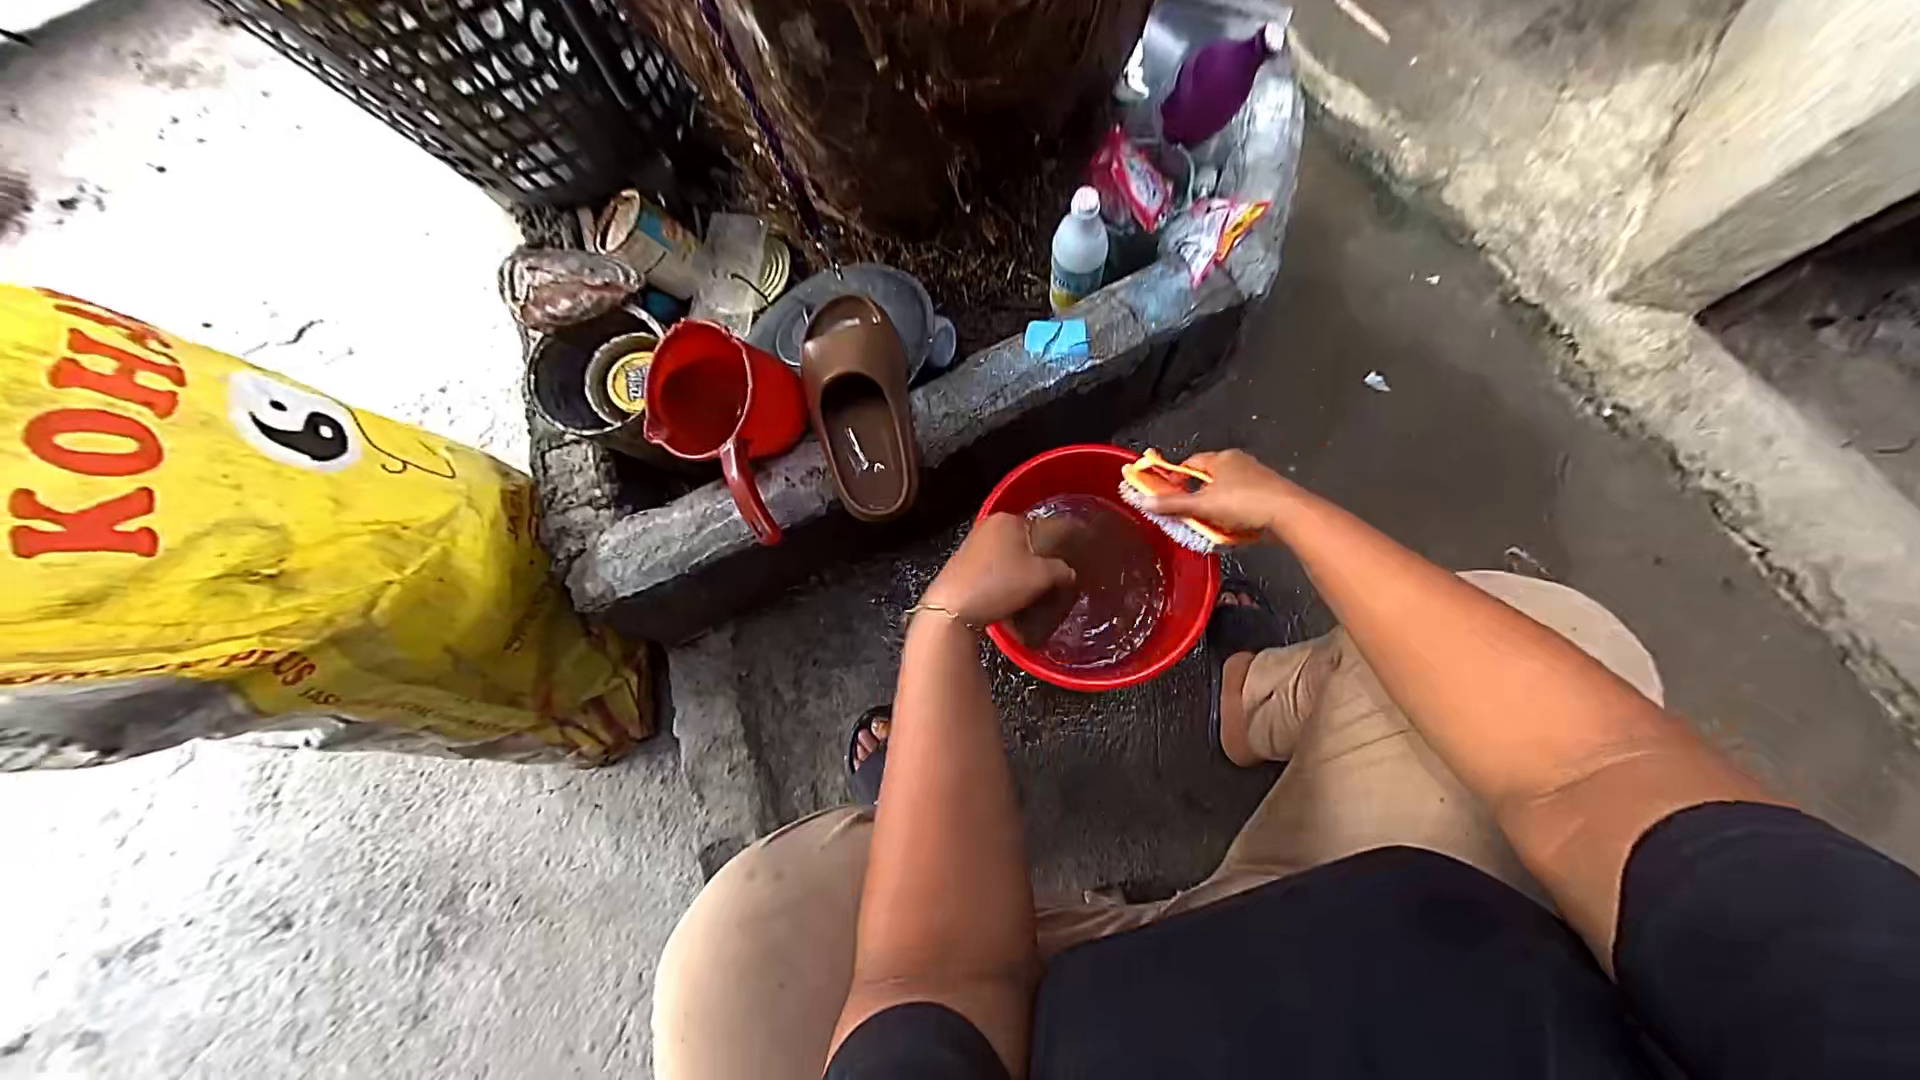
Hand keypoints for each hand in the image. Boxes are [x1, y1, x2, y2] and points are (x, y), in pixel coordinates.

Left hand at [922, 513, 1075, 627]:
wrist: (952, 609)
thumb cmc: (998, 585)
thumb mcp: (1041, 577)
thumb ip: (1062, 570)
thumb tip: (1068, 572)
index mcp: (1008, 519)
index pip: (1044, 527)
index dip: (1059, 546)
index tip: (1068, 563)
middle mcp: (988, 524)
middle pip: (1024, 541)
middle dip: (1038, 559)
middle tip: (1051, 579)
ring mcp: (972, 543)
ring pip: (1008, 554)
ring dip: (1019, 569)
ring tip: (1030, 589)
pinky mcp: (962, 562)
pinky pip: (992, 565)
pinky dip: (1003, 576)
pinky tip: (1007, 592)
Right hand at [1141, 449, 1297, 536]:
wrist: (1289, 514)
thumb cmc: (1243, 502)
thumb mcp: (1202, 505)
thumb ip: (1172, 504)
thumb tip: (1143, 501)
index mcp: (1221, 458)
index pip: (1190, 463)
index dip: (1176, 478)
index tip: (1169, 495)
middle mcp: (1239, 462)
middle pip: (1208, 478)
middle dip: (1196, 495)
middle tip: (1187, 513)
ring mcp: (1256, 477)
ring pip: (1225, 491)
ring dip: (1214, 506)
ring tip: (1208, 523)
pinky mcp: (1268, 493)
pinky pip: (1241, 501)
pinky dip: (1232, 512)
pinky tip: (1231, 526)